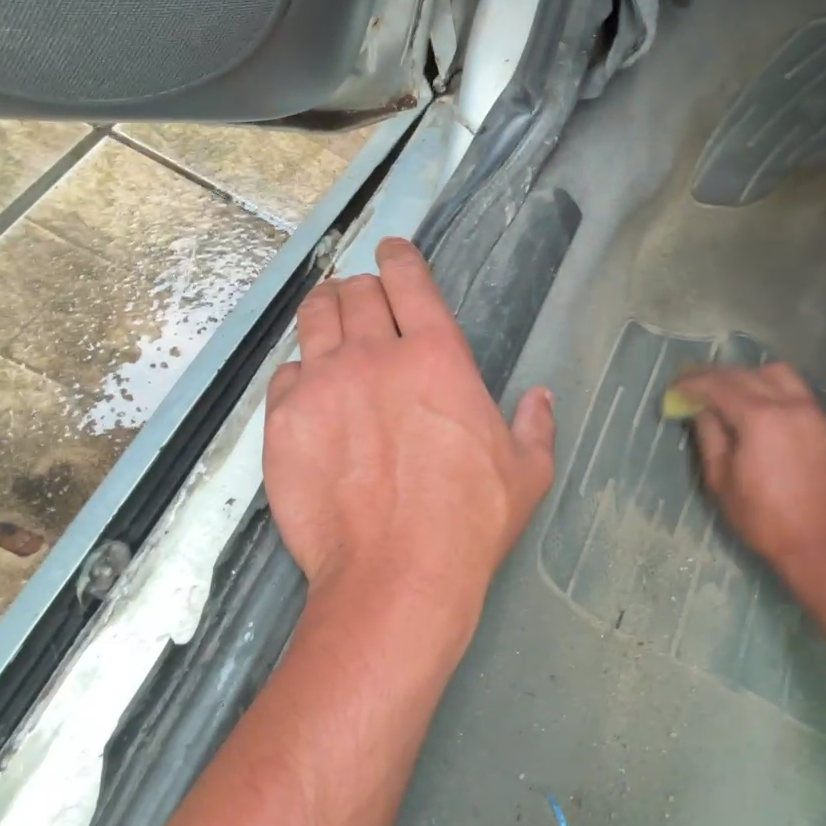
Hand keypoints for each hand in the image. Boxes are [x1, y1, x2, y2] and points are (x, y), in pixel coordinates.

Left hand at [262, 238, 556, 607]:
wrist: (397, 575)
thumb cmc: (471, 520)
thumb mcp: (527, 472)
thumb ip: (535, 425)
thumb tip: (541, 396)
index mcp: (438, 357)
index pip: (411, 282)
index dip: (399, 257)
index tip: (391, 251)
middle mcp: (376, 355)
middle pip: (357, 293)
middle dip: (361, 288)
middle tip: (361, 299)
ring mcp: (324, 384)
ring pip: (314, 319)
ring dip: (325, 311)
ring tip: (327, 319)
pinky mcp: (285, 420)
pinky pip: (285, 375)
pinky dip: (299, 373)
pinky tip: (309, 390)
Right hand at [673, 363, 825, 573]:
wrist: (814, 540)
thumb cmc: (760, 517)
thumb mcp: (721, 479)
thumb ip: (709, 435)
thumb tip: (699, 407)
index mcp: (760, 419)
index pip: (719, 385)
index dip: (692, 384)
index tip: (673, 389)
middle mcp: (788, 404)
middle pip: (745, 374)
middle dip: (714, 377)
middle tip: (691, 386)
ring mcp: (810, 410)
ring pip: (774, 373)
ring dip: (746, 376)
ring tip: (726, 392)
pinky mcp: (822, 421)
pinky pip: (794, 388)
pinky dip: (770, 386)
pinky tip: (756, 404)